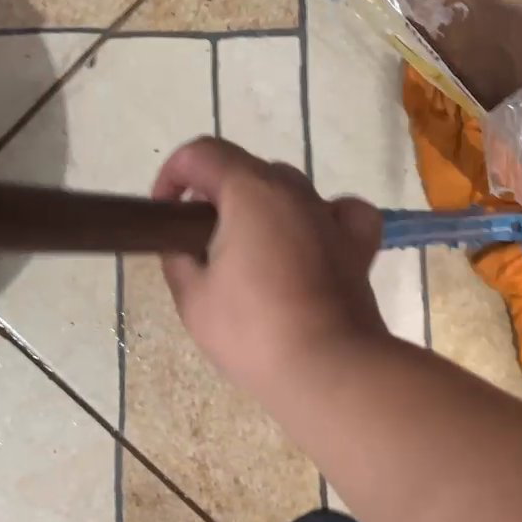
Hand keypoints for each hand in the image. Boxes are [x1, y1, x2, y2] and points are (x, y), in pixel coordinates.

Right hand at [151, 138, 389, 390]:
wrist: (328, 368)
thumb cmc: (253, 331)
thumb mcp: (193, 298)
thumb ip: (181, 258)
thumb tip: (185, 246)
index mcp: (250, 190)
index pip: (203, 153)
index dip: (173, 174)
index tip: (163, 212)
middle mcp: (294, 190)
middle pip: (246, 171)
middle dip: (216, 195)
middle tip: (199, 242)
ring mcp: (330, 213)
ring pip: (289, 189)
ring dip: (262, 209)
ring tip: (248, 255)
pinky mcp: (357, 242)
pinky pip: (339, 212)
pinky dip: (321, 218)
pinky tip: (311, 240)